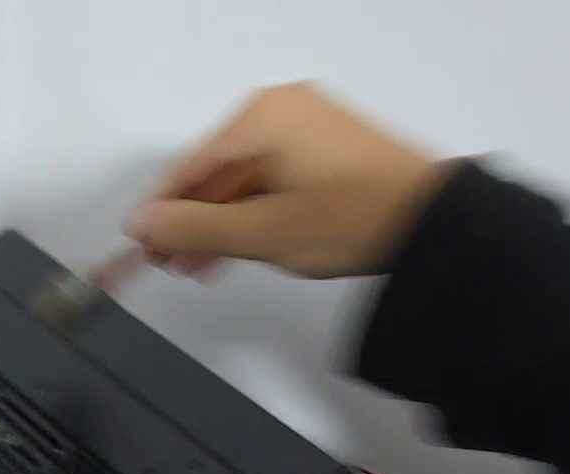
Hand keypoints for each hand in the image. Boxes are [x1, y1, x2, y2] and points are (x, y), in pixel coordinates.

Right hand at [125, 82, 452, 278]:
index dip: (160, 212)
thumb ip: (192, 229)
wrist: (429, 223)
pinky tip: (236, 246)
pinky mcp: (324, 149)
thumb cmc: (355, 217)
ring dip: (216, 223)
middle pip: (212, 172)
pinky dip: (248, 212)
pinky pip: (267, 178)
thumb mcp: (258, 232)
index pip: (187, 168)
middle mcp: (281, 111)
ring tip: (200, 266)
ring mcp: (306, 128)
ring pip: (239, 179)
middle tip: (169, 262)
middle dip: (188, 222)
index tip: (141, 246)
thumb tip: (144, 224)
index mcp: (261, 119)